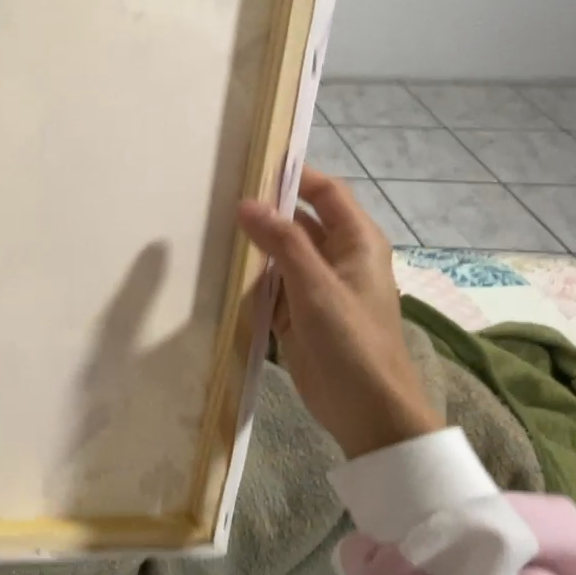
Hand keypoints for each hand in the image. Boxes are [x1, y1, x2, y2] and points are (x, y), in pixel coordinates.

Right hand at [237, 166, 442, 458]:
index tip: (251, 164)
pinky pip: (270, 287)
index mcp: (357, 243)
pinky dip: (249, 280)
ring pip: (280, 255)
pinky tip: (219, 274)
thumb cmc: (352, 343)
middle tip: (217, 198)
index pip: (326, 192)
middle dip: (265, 210)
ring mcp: (316, 289)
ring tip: (208, 231)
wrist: (367, 409)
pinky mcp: (298, 316)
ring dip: (253, 247)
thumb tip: (247, 203)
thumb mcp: (316, 288)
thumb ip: (283, 243)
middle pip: (300, 222)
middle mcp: (338, 259)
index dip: (294, 175)